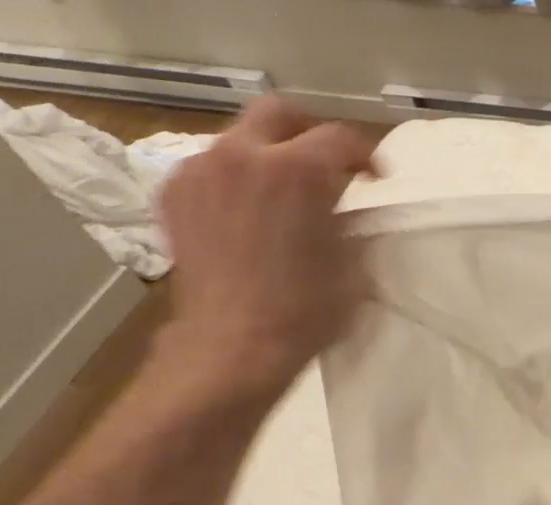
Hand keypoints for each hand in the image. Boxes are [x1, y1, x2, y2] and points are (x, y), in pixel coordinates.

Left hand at [156, 97, 381, 402]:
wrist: (234, 343)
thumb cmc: (306, 312)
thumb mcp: (352, 267)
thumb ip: (351, 224)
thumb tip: (350, 210)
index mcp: (297, 172)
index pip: (340, 139)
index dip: (366, 157)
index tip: (375, 180)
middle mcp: (243, 156)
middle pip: (279, 114)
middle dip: (309, 134)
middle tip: (328, 166)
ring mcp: (200, 170)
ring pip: (241, 139)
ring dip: (270, 158)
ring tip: (285, 196)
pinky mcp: (175, 193)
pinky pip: (211, 168)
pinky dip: (236, 181)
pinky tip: (249, 216)